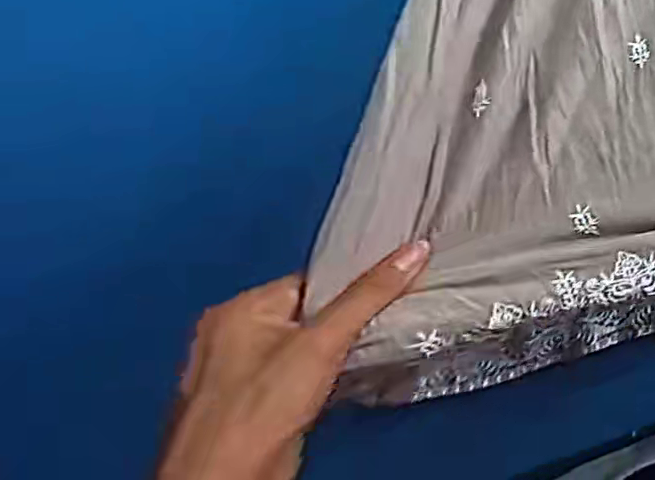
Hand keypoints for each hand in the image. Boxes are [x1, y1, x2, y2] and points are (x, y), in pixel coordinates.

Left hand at [156, 240, 429, 479]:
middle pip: (320, 304)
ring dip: (351, 335)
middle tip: (402, 301)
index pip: (321, 277)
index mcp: (240, 311)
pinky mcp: (260, 395)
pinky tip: (363, 358)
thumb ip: (371, 293)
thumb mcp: (324, 342)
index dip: (364, 278)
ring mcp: (245, 368)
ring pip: (318, 334)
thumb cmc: (262, 408)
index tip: (405, 276)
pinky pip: (311, 360)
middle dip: (359, 308)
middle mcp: (236, 333)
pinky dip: (338, 358)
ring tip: (389, 327)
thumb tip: (418, 247)